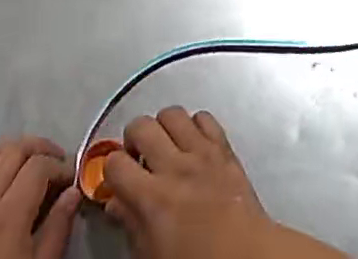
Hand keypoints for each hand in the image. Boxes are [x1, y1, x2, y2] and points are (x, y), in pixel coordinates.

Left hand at [0, 136, 80, 258]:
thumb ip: (58, 226)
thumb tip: (73, 192)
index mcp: (8, 216)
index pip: (39, 166)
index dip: (60, 166)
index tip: (72, 178)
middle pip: (13, 151)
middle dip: (40, 149)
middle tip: (57, 162)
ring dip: (10, 151)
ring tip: (27, 161)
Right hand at [101, 107, 346, 258]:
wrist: (246, 256)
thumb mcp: (151, 254)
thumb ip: (130, 223)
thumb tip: (114, 202)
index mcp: (152, 198)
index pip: (115, 162)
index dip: (110, 168)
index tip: (116, 177)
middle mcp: (175, 167)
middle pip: (141, 125)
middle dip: (133, 137)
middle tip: (138, 155)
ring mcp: (201, 153)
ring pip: (172, 113)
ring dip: (163, 126)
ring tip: (164, 145)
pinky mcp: (224, 146)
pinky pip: (204, 117)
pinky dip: (194, 125)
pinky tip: (192, 143)